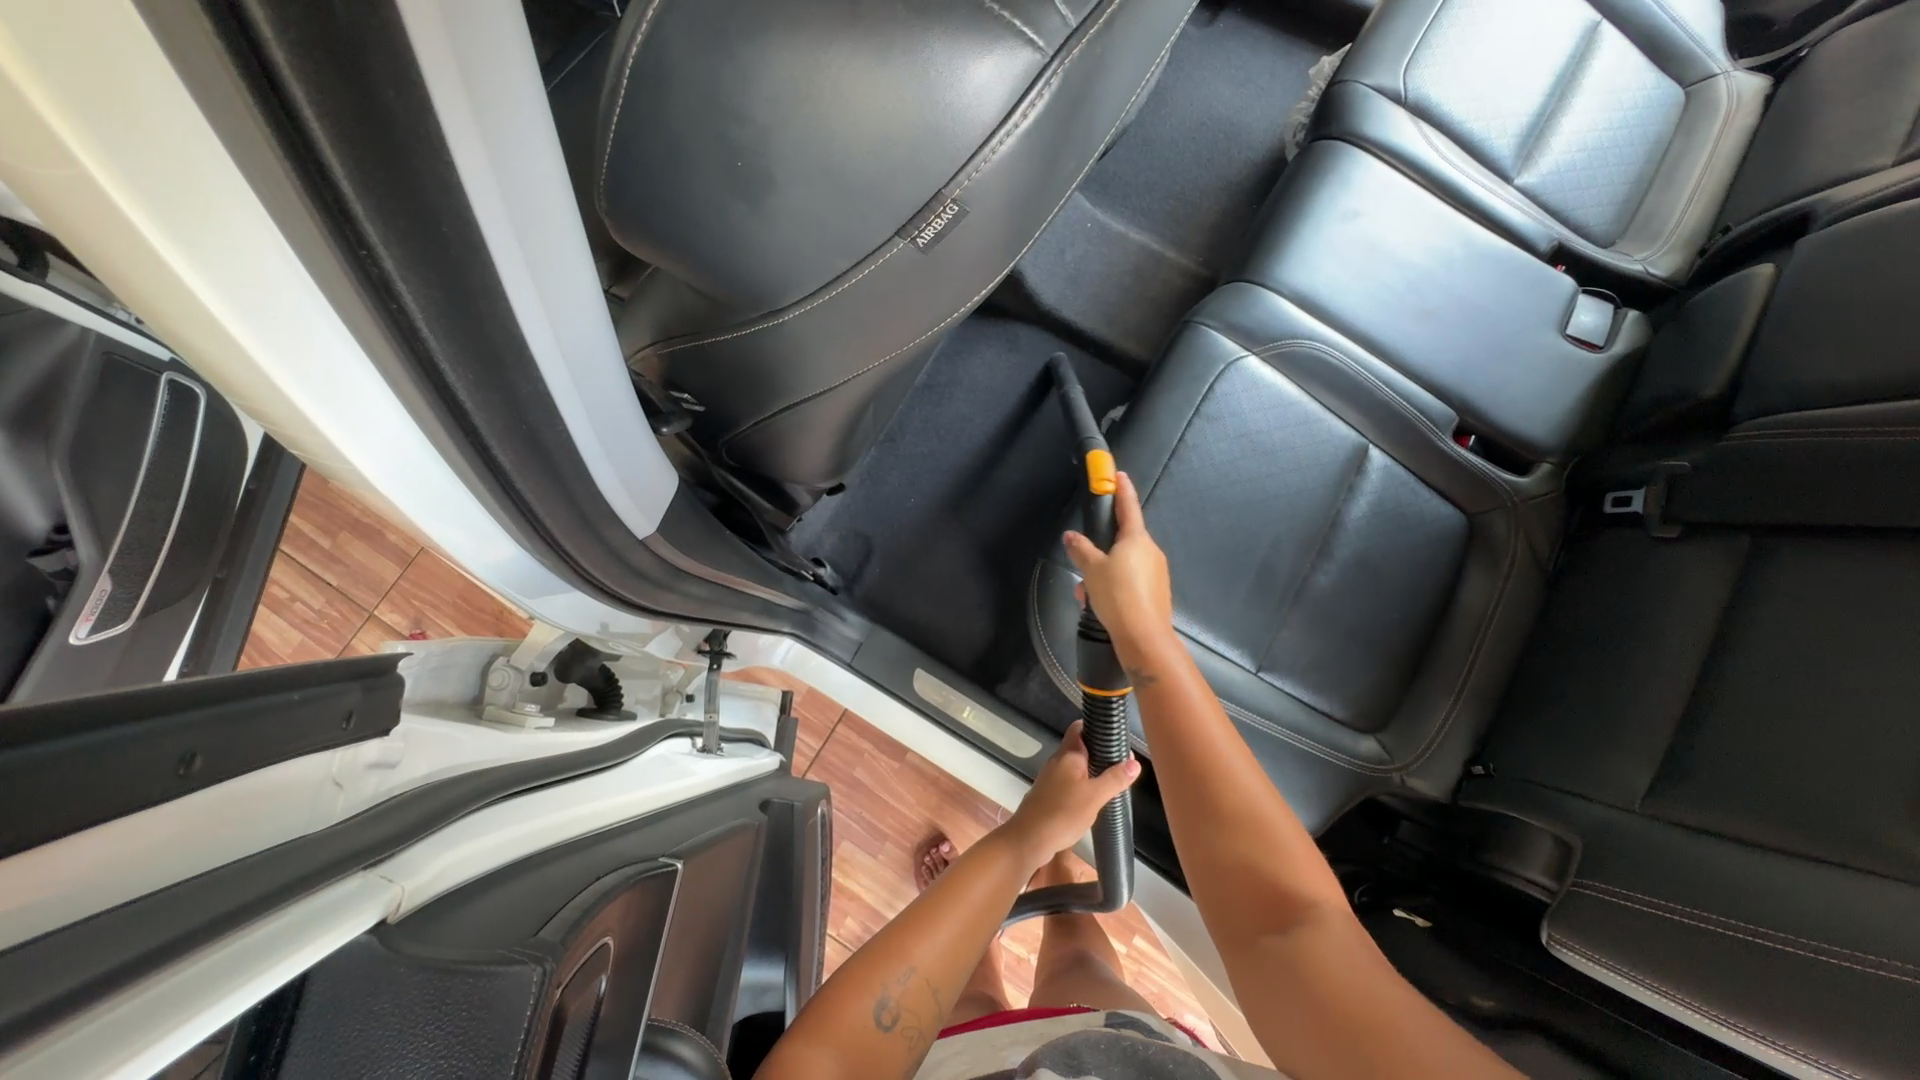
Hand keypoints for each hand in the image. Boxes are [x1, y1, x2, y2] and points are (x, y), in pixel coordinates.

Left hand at [999, 721, 1140, 870]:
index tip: (1115, 735)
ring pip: (1075, 767)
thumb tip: (1135, 763)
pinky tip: (1094, 798)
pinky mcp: (1048, 795)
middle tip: (1122, 763)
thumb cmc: (1062, 813)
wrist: (1028, 839)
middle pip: (1079, 748)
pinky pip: (1069, 783)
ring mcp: (1050, 779)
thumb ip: (1114, 779)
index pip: (1079, 728)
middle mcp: (1057, 762)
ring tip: (1113, 781)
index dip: (1096, 727)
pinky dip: (1082, 786)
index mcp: (1067, 755)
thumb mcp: (1095, 796)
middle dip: (1099, 752)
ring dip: (1092, 771)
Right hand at [1063, 472, 1173, 667]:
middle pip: (1122, 542)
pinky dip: (1114, 588)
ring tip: (1087, 596)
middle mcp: (1151, 551)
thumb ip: (1081, 550)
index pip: (1128, 506)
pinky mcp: (1156, 592)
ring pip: (1123, 565)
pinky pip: (1130, 582)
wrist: (1144, 636)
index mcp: (1137, 539)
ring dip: (1103, 575)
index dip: (1121, 489)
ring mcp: (1157, 573)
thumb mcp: (1091, 570)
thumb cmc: (1118, 594)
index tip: (1117, 475)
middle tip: (1083, 568)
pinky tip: (1100, 606)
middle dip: (1100, 552)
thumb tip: (1071, 536)